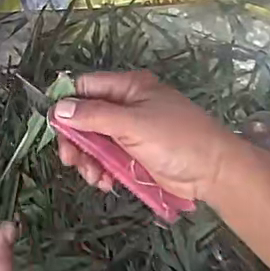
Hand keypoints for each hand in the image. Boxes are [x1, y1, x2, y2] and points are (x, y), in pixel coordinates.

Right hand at [52, 70, 250, 202]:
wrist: (214, 172)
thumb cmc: (176, 139)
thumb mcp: (132, 124)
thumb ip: (93, 116)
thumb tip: (57, 108)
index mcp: (128, 87)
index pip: (85, 87)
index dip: (67, 105)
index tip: (55, 128)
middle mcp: (127, 105)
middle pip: (85, 117)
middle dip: (76, 140)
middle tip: (71, 161)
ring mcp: (131, 131)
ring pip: (94, 141)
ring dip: (88, 160)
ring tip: (94, 177)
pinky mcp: (135, 154)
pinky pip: (108, 158)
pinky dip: (102, 170)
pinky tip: (106, 182)